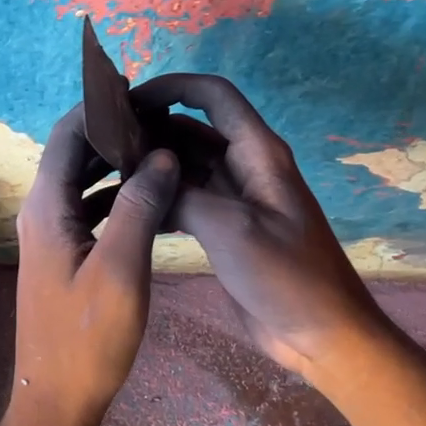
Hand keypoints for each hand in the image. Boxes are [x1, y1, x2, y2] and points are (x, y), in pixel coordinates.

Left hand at [13, 105, 182, 420]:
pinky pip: (86, 206)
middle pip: (72, 152)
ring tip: (160, 148)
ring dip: (114, 162)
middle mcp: (40, 210)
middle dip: (111, 131)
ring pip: (80, 179)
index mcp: (46, 206)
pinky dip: (113, 193)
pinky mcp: (61, 251)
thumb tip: (160, 154)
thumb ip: (140, 206)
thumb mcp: (121, 269)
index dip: (98, 108)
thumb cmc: (88, 337)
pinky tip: (148, 195)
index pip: (67, 134)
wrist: (57, 397)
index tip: (139, 92)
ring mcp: (49, 232)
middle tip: (159, 118)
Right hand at [132, 74, 388, 376]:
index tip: (128, 100)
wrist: (324, 338)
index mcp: (258, 152)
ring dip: (151, 164)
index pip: (213, 95)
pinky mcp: (224, 226)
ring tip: (104, 172)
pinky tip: (127, 209)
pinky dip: (159, 197)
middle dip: (150, 127)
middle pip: (191, 127)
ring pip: (184, 164)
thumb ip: (182, 194)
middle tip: (101, 142)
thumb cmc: (287, 277)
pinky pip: (185, 197)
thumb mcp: (231, 230)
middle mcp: (245, 165)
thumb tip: (141, 175)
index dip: (172, 86)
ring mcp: (234, 197)